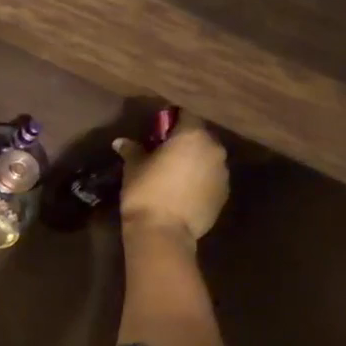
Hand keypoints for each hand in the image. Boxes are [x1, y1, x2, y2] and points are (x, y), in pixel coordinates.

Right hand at [114, 111, 227, 241]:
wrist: (164, 232)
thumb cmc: (146, 192)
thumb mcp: (133, 168)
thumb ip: (132, 150)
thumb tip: (121, 142)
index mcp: (192, 136)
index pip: (186, 114)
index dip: (172, 119)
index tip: (159, 128)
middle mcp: (214, 149)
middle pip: (200, 137)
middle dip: (184, 141)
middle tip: (164, 152)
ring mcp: (223, 172)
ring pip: (208, 158)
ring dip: (194, 161)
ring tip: (175, 174)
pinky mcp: (224, 193)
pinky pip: (211, 178)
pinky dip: (200, 180)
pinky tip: (183, 191)